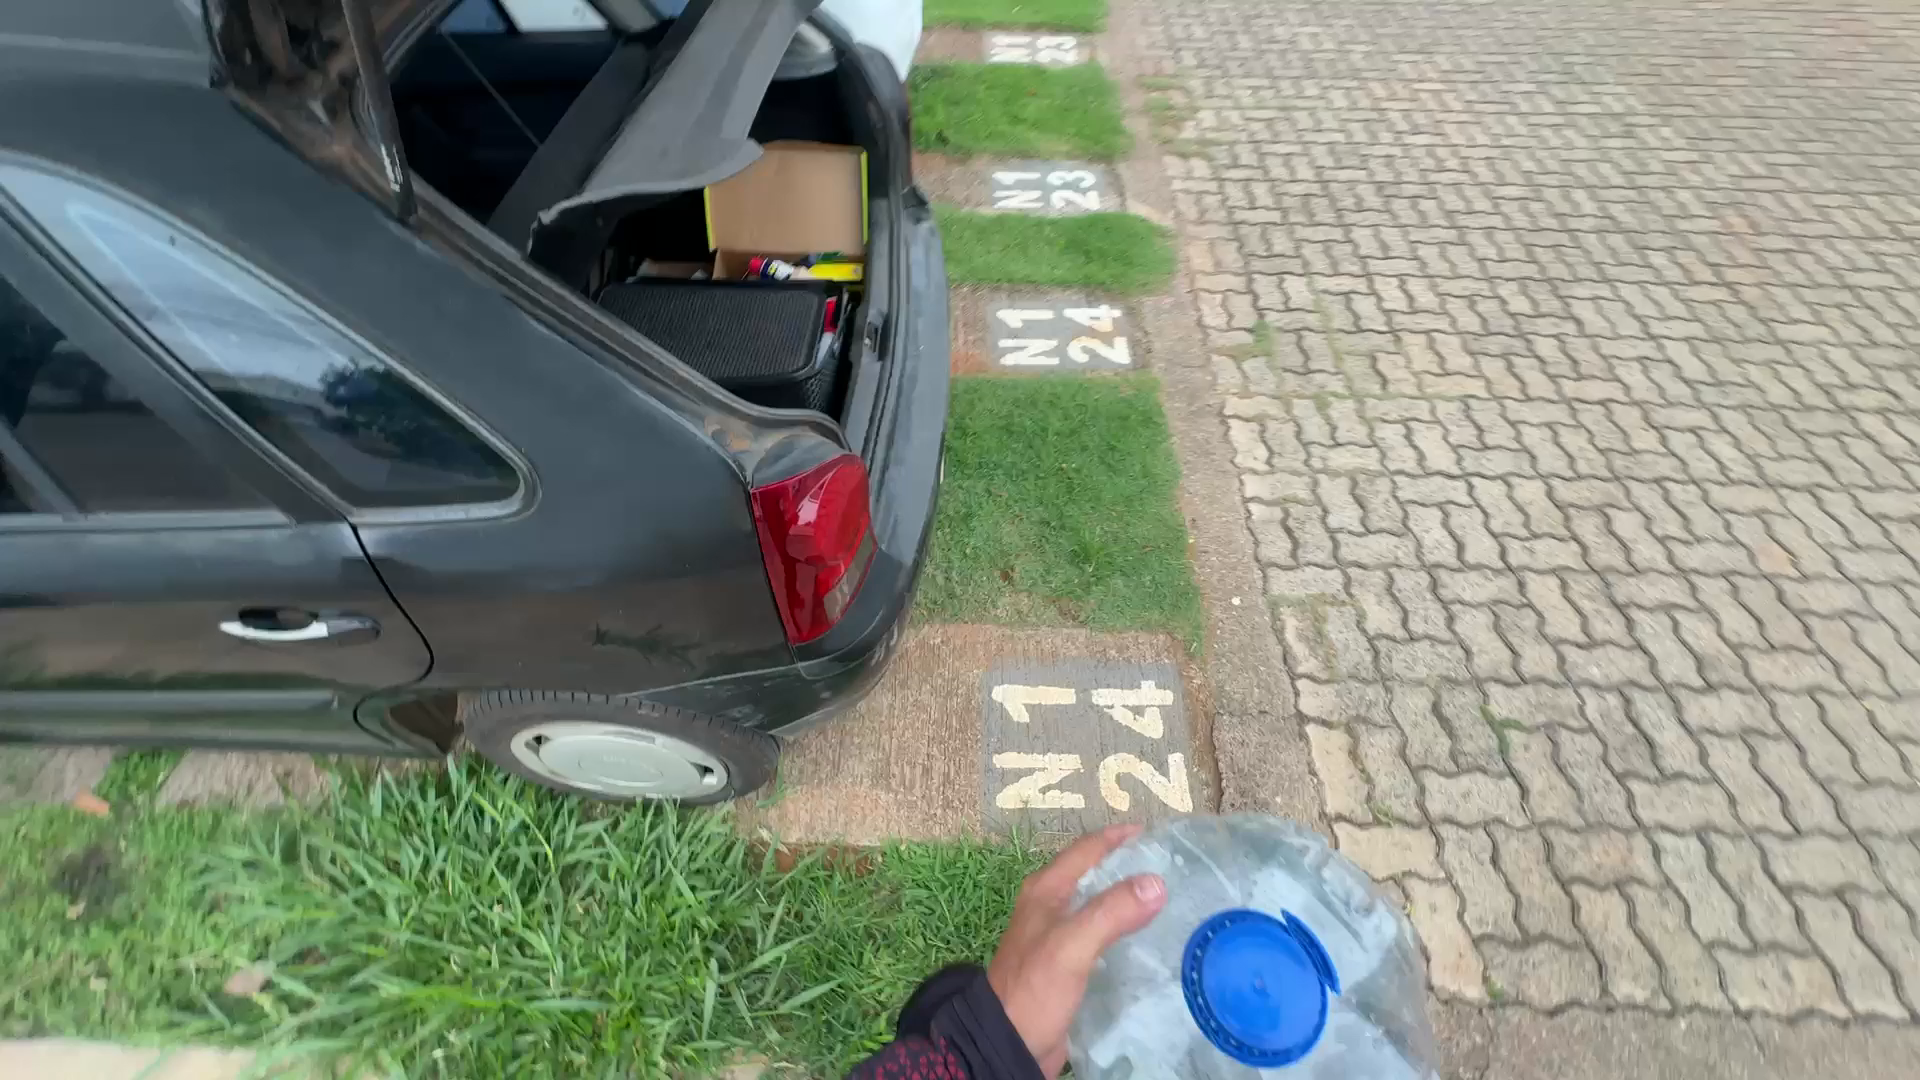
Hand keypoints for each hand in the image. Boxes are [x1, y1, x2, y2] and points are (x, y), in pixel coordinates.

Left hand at [987, 824, 1167, 1076]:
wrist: (1006, 1041)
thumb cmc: (1035, 987)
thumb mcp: (1072, 945)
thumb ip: (1111, 912)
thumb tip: (1155, 881)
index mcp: (1046, 889)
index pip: (1085, 850)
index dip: (1116, 838)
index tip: (1151, 832)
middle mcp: (1050, 904)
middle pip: (1091, 872)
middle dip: (1123, 864)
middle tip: (1164, 864)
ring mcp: (1056, 934)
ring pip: (1096, 903)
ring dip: (1123, 896)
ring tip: (1161, 899)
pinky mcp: (1066, 963)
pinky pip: (1098, 933)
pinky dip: (1121, 928)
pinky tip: (1144, 941)